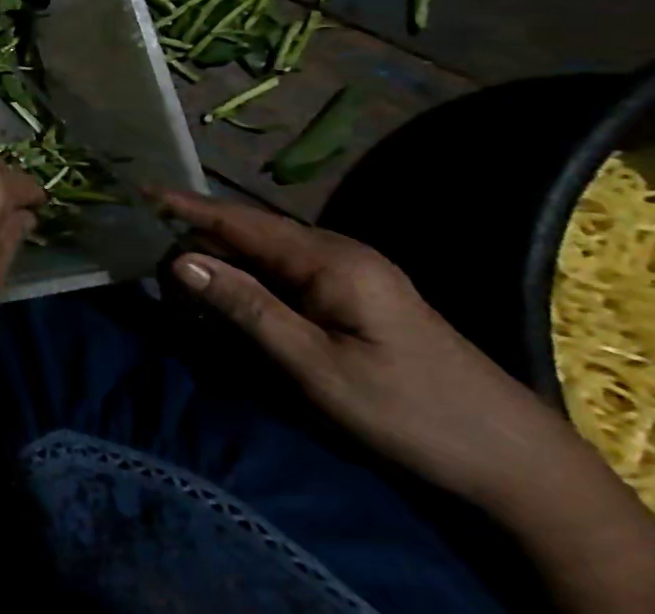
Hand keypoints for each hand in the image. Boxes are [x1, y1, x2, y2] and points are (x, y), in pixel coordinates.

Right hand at [155, 189, 579, 505]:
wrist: (515, 460)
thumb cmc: (409, 411)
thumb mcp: (316, 366)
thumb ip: (246, 308)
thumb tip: (180, 259)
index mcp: (330, 260)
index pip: (240, 221)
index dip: (187, 206)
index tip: (139, 192)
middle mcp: (338, 253)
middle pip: (249, 231)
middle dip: (194, 233)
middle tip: (142, 241)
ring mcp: (349, 273)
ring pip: (263, 251)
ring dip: (216, 257)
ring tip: (170, 268)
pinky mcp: (354, 296)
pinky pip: (282, 272)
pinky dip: (243, 277)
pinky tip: (223, 293)